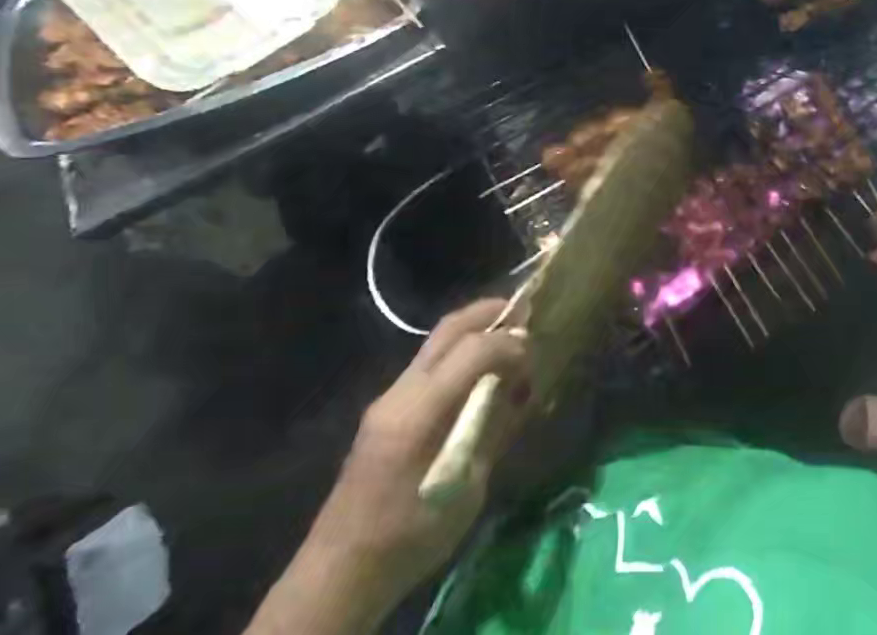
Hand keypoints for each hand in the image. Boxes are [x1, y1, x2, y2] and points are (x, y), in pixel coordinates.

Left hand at [253, 299, 532, 633]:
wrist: (342, 565)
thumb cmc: (410, 537)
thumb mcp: (464, 492)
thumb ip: (490, 434)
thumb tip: (517, 394)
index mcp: (419, 413)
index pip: (469, 352)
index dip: (506, 342)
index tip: (534, 348)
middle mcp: (401, 392)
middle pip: (447, 330)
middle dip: (487, 313)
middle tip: (524, 310)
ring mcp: (389, 396)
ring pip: (434, 344)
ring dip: (472, 331)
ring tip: (507, 336)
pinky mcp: (386, 408)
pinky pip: (427, 366)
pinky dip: (458, 356)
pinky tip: (478, 372)